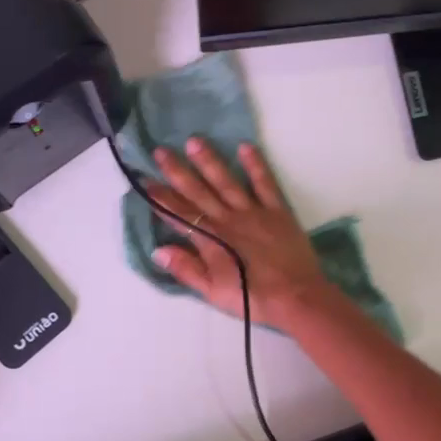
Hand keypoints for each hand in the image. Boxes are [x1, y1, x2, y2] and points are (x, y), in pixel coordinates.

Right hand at [146, 137, 334, 331]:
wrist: (295, 296)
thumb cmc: (251, 299)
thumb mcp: (212, 292)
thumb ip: (186, 269)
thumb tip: (159, 250)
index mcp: (210, 239)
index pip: (179, 214)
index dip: (161, 198)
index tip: (145, 181)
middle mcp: (228, 219)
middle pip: (198, 192)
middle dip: (177, 171)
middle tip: (160, 151)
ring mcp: (253, 211)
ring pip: (226, 181)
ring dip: (209, 161)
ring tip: (194, 141)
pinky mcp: (277, 211)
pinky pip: (264, 183)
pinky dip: (255, 165)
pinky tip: (245, 148)